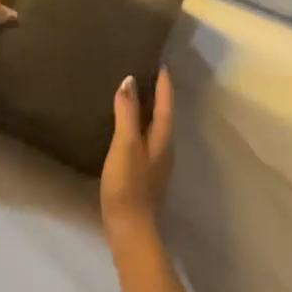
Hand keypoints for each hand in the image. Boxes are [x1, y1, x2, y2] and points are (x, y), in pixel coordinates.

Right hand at [101, 69, 173, 232]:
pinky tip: (126, 130)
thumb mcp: (125, 145)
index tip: (161, 64)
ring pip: (155, 130)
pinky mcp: (144, 175)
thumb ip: (127, 114)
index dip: (164, 85)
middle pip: (164, 116)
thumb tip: (129, 81)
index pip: (166, 105)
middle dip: (158, 96)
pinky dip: (139, 128)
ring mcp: (155, 164)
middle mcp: (164, 149)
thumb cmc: (127, 184)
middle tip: (147, 75)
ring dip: (148, 112)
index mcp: (162, 139)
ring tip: (135, 97)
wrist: (130, 227)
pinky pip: (145, 142)